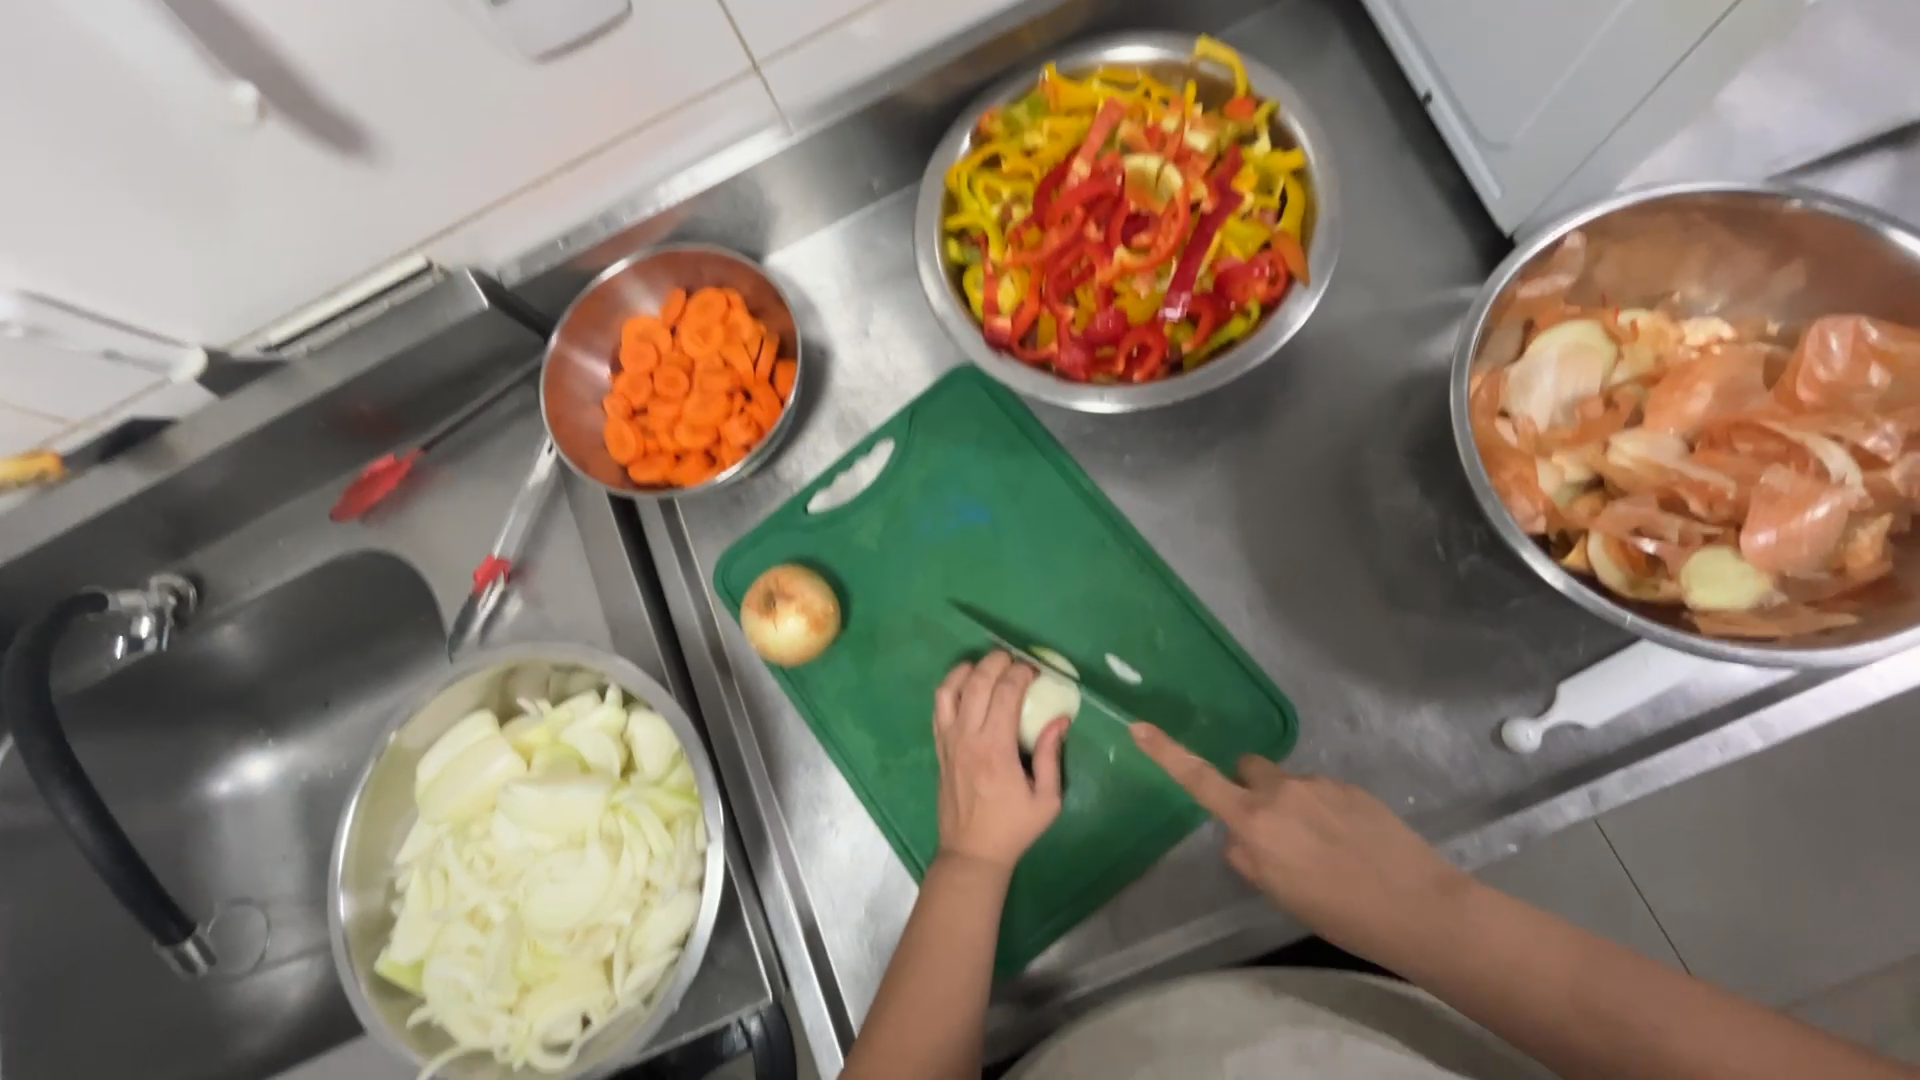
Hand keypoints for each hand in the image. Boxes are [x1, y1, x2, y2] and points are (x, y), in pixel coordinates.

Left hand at [932, 651, 1069, 872]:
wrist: (971, 852)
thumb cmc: (1013, 827)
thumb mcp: (1047, 799)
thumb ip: (1051, 756)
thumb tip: (1059, 720)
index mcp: (996, 749)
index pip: (1006, 694)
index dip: (1021, 674)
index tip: (1035, 671)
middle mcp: (967, 738)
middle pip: (976, 683)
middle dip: (996, 662)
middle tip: (1014, 659)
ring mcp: (948, 741)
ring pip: (949, 690)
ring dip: (968, 670)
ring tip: (987, 666)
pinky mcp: (939, 747)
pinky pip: (939, 708)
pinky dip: (950, 688)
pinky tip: (966, 685)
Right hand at [1130, 723, 1470, 956]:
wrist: (1418, 907)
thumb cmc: (1338, 911)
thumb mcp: (1279, 894)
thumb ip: (1248, 857)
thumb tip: (1239, 837)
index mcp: (1253, 820)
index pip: (1198, 778)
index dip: (1165, 752)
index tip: (1138, 728)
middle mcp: (1280, 791)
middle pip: (1248, 769)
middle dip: (1251, 788)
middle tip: (1273, 827)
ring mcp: (1318, 784)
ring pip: (1288, 783)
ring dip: (1292, 804)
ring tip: (1325, 846)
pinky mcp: (1350, 786)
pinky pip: (1321, 791)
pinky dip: (1325, 811)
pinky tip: (1351, 843)